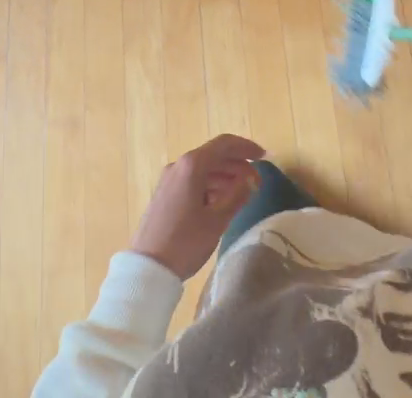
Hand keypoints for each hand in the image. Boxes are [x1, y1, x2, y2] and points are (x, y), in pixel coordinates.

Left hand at [131, 134, 265, 278]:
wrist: (148, 268)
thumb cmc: (185, 241)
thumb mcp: (217, 220)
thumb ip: (237, 195)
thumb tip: (252, 180)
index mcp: (192, 166)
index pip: (224, 144)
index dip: (246, 147)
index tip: (264, 157)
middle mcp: (179, 166)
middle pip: (213, 155)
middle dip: (237, 165)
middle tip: (257, 182)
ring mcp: (169, 180)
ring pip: (203, 169)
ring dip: (225, 177)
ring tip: (243, 193)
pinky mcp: (165, 194)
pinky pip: (192, 181)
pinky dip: (211, 186)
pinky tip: (222, 202)